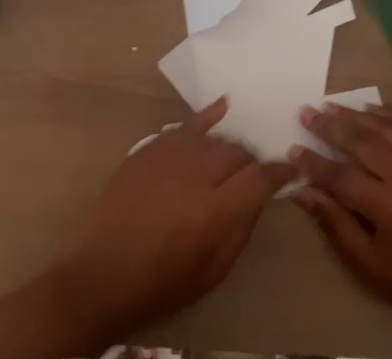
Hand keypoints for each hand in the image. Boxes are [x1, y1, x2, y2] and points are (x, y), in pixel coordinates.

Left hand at [52, 97, 295, 340]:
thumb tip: (260, 196)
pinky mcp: (148, 151)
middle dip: (252, 163)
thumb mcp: (214, 271)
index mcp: (214, 213)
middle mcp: (195, 177)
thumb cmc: (161, 284)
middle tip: (251, 177)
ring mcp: (168, 159)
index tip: (291, 170)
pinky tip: (223, 107)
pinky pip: (184, 126)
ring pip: (215, 139)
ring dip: (229, 149)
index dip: (281, 172)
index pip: (260, 178)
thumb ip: (242, 229)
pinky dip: (206, 116)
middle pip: (239, 153)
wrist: (101, 277)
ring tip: (229, 163)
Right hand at [288, 103, 391, 336]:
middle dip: (331, 126)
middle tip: (308, 112)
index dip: (314, 162)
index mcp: (389, 205)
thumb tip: (303, 191)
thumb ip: (335, 223)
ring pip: (389, 125)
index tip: (293, 149)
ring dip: (358, 114)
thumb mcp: (369, 264)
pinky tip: (376, 109)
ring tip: (333, 106)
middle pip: (363, 139)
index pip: (340, 174)